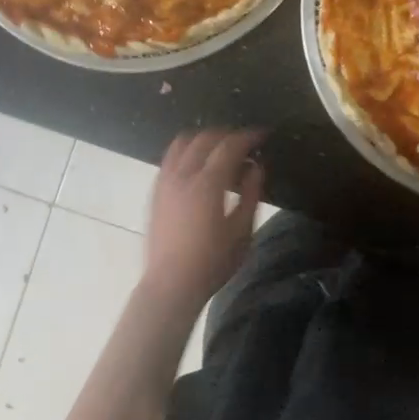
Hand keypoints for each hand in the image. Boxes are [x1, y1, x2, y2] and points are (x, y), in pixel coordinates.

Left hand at [144, 129, 264, 308]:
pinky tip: (198, 166)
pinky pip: (170, 157)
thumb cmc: (212, 263)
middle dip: (228, 135)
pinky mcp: (155, 191)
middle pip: (205, 138)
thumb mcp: (243, 231)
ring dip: (204, 139)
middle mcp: (183, 175)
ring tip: (220, 150)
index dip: (248, 136)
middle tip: (245, 144)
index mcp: (207, 184)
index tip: (263, 135)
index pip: (229, 146)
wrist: (171, 284)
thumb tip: (255, 167)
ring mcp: (165, 181)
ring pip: (183, 142)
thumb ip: (251, 194)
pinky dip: (187, 151)